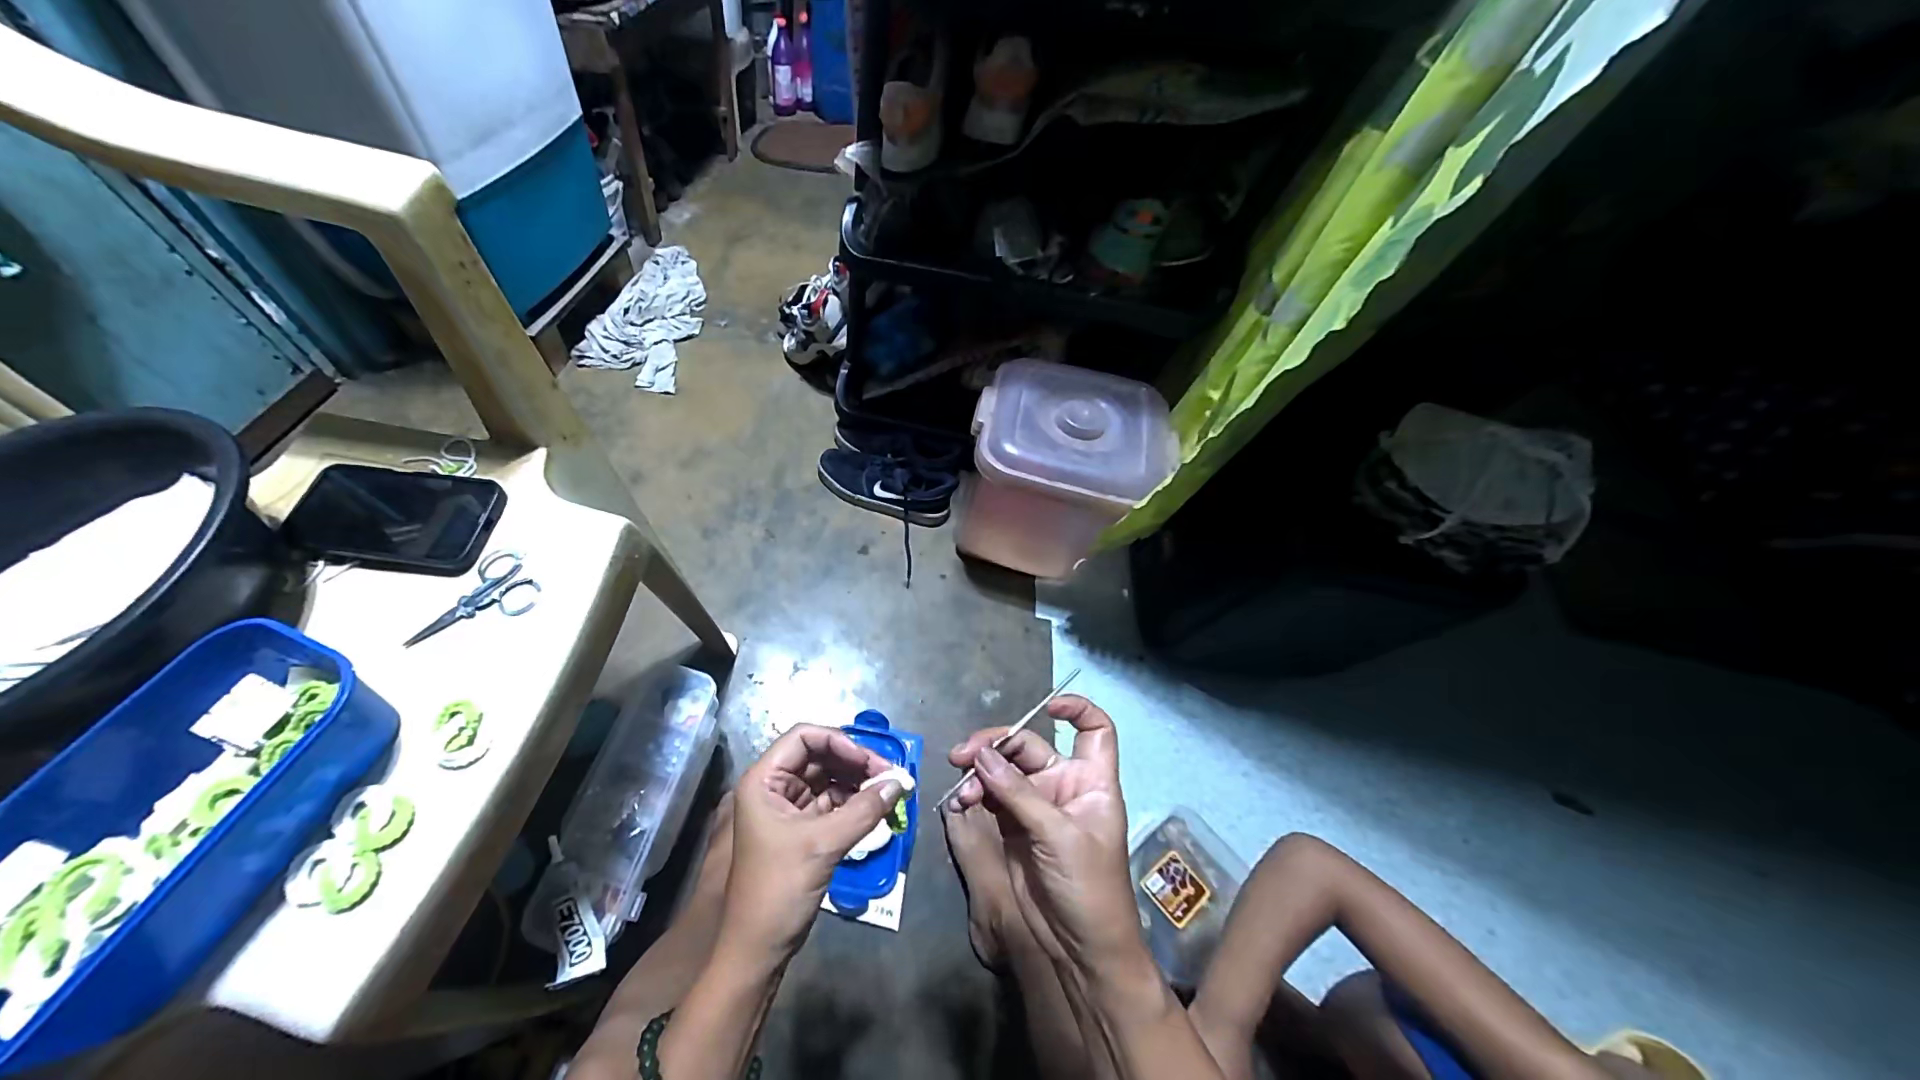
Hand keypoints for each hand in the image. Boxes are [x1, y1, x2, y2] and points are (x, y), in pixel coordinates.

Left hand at [724, 725, 906, 958]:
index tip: (869, 762)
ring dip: (859, 781)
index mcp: (764, 781)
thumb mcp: (822, 844)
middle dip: (856, 762)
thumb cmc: (779, 889)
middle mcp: (775, 787)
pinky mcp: (803, 829)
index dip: (839, 742)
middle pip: (820, 756)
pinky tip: (878, 807)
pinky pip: (833, 802)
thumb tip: (900, 783)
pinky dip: (855, 802)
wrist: (758, 948)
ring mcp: (789, 808)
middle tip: (890, 776)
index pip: (804, 738)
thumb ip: (863, 810)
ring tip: (889, 791)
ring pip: (829, 778)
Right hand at [946, 697, 1143, 976]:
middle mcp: (1064, 785)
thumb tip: (982, 755)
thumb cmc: (1088, 887)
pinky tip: (960, 801)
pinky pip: (989, 796)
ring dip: (979, 771)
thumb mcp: (1059, 836)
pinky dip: (973, 793)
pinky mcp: (1013, 826)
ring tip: (960, 785)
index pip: (1094, 730)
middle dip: (996, 745)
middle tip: (963, 754)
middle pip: (1030, 746)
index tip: (1048, 705)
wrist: (1078, 948)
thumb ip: (1019, 794)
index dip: (1077, 710)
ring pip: (1003, 769)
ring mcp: (1036, 805)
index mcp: (1092, 781)